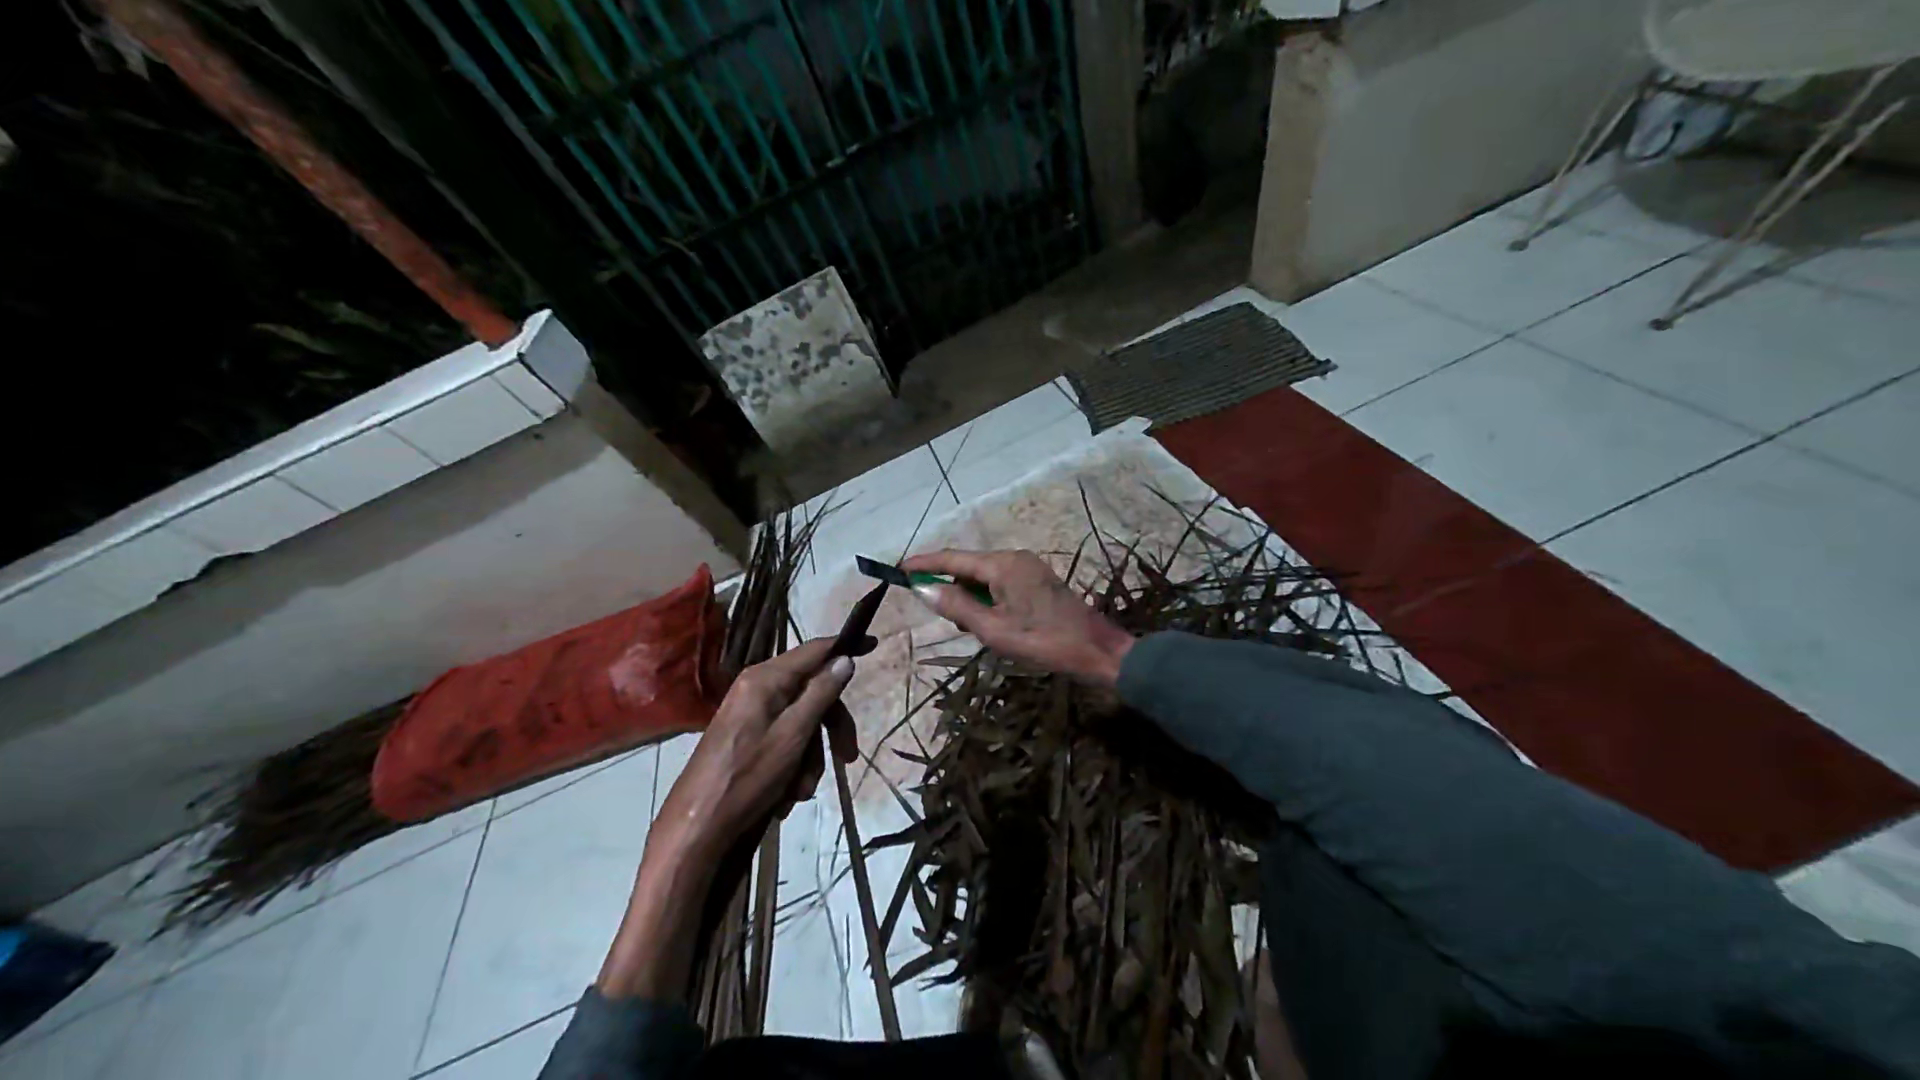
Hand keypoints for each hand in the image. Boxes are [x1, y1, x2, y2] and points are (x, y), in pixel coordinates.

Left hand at [650, 638, 857, 864]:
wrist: (698, 827)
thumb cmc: (747, 776)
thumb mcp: (793, 734)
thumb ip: (820, 693)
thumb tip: (844, 658)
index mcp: (765, 679)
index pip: (814, 651)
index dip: (844, 649)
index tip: (874, 645)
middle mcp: (756, 689)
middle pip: (812, 692)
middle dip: (830, 728)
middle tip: (848, 757)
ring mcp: (750, 714)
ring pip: (801, 722)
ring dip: (810, 757)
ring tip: (801, 790)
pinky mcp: (745, 738)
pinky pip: (784, 741)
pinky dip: (792, 767)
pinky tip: (787, 795)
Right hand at [901, 549, 1135, 686]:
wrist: (1096, 650)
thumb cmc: (1043, 641)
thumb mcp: (993, 629)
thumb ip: (956, 606)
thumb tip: (923, 588)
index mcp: (1003, 564)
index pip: (953, 558)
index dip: (924, 563)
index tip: (898, 568)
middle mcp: (1014, 558)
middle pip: (968, 566)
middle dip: (949, 586)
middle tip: (939, 614)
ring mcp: (1028, 569)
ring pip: (984, 577)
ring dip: (969, 597)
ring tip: (969, 627)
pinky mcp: (1037, 582)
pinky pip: (1000, 584)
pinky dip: (986, 599)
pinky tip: (988, 623)